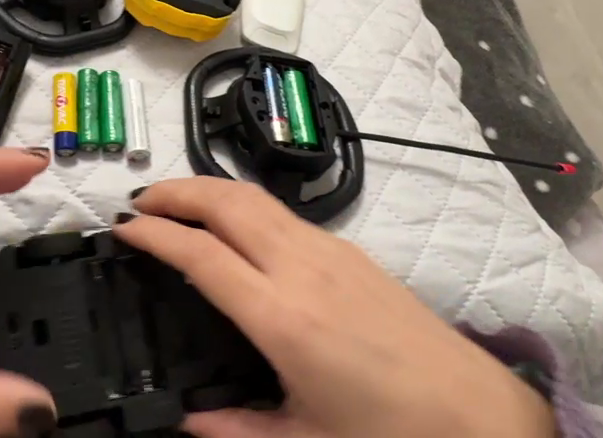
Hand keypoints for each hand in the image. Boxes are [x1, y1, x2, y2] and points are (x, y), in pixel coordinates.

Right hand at [115, 178, 555, 437]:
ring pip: (252, 195)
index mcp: (281, 316)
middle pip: (223, 202)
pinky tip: (232, 223)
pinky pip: (280, 210)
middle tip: (138, 202)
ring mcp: (327, 250)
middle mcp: (299, 267)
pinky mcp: (349, 249)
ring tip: (175, 201)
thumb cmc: (389, 433)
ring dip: (206, 189)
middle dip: (174, 191)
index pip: (199, 255)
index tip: (122, 228)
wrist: (480, 416)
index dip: (153, 234)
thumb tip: (184, 423)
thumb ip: (235, 430)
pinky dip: (240, 202)